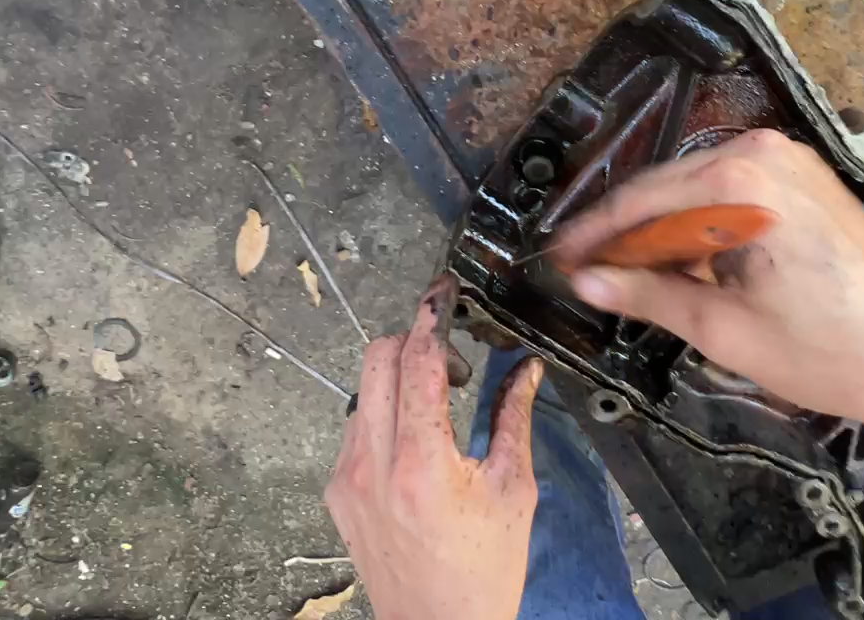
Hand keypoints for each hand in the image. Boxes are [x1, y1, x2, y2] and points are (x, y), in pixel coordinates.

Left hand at [324, 279, 546, 619]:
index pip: (419, 358)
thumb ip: (514, 415)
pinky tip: (414, 436)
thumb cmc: (483, 571)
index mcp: (423, 462)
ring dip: (400, 374)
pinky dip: (385, 407)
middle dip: (416, 339)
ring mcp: (348, 475)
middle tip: (451, 362)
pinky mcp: (338, 487)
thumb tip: (525, 366)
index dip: (434, 313)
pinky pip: (357, 420)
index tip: (444, 290)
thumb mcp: (514, 489)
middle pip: (379, 356)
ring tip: (436, 405)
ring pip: (364, 384)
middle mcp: (374, 462)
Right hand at [552, 129, 863, 440]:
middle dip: (625, 233)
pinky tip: (687, 264)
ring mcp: (788, 160)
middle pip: (666, 189)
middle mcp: (762, 152)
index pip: (640, 200)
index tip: (559, 257)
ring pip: (696, 191)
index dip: (594, 233)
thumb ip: (647, 295)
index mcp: (741, 178)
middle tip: (587, 270)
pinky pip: (731, 194)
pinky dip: (702, 228)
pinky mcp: (805, 179)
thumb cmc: (835, 351)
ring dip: (663, 232)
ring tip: (630, 275)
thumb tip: (584, 280)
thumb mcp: (726, 329)